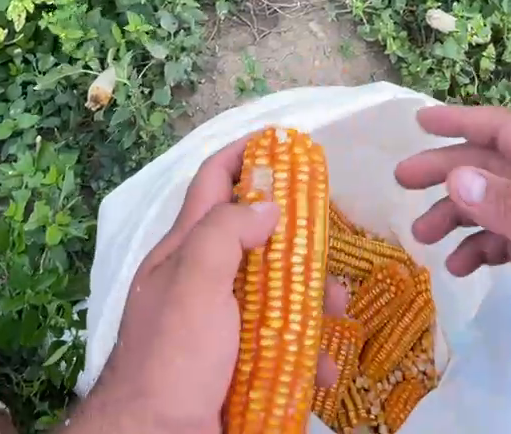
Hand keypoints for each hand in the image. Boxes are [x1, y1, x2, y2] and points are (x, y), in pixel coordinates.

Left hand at [78, 137, 343, 433]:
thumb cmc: (172, 356)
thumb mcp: (195, 280)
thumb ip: (226, 232)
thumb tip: (268, 204)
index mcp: (186, 248)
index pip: (213, 180)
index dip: (244, 153)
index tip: (284, 141)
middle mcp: (203, 279)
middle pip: (254, 236)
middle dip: (295, 234)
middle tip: (330, 239)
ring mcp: (220, 325)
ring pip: (275, 292)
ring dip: (311, 297)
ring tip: (338, 310)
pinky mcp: (237, 365)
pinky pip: (280, 345)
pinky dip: (307, 352)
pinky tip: (324, 368)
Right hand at [394, 105, 510, 412]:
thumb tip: (457, 173)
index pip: (510, 131)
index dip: (464, 120)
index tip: (420, 122)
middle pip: (493, 168)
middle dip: (447, 170)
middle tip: (401, 181)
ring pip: (495, 207)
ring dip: (457, 215)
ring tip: (421, 236)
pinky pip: (508, 244)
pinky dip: (480, 249)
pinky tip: (460, 266)